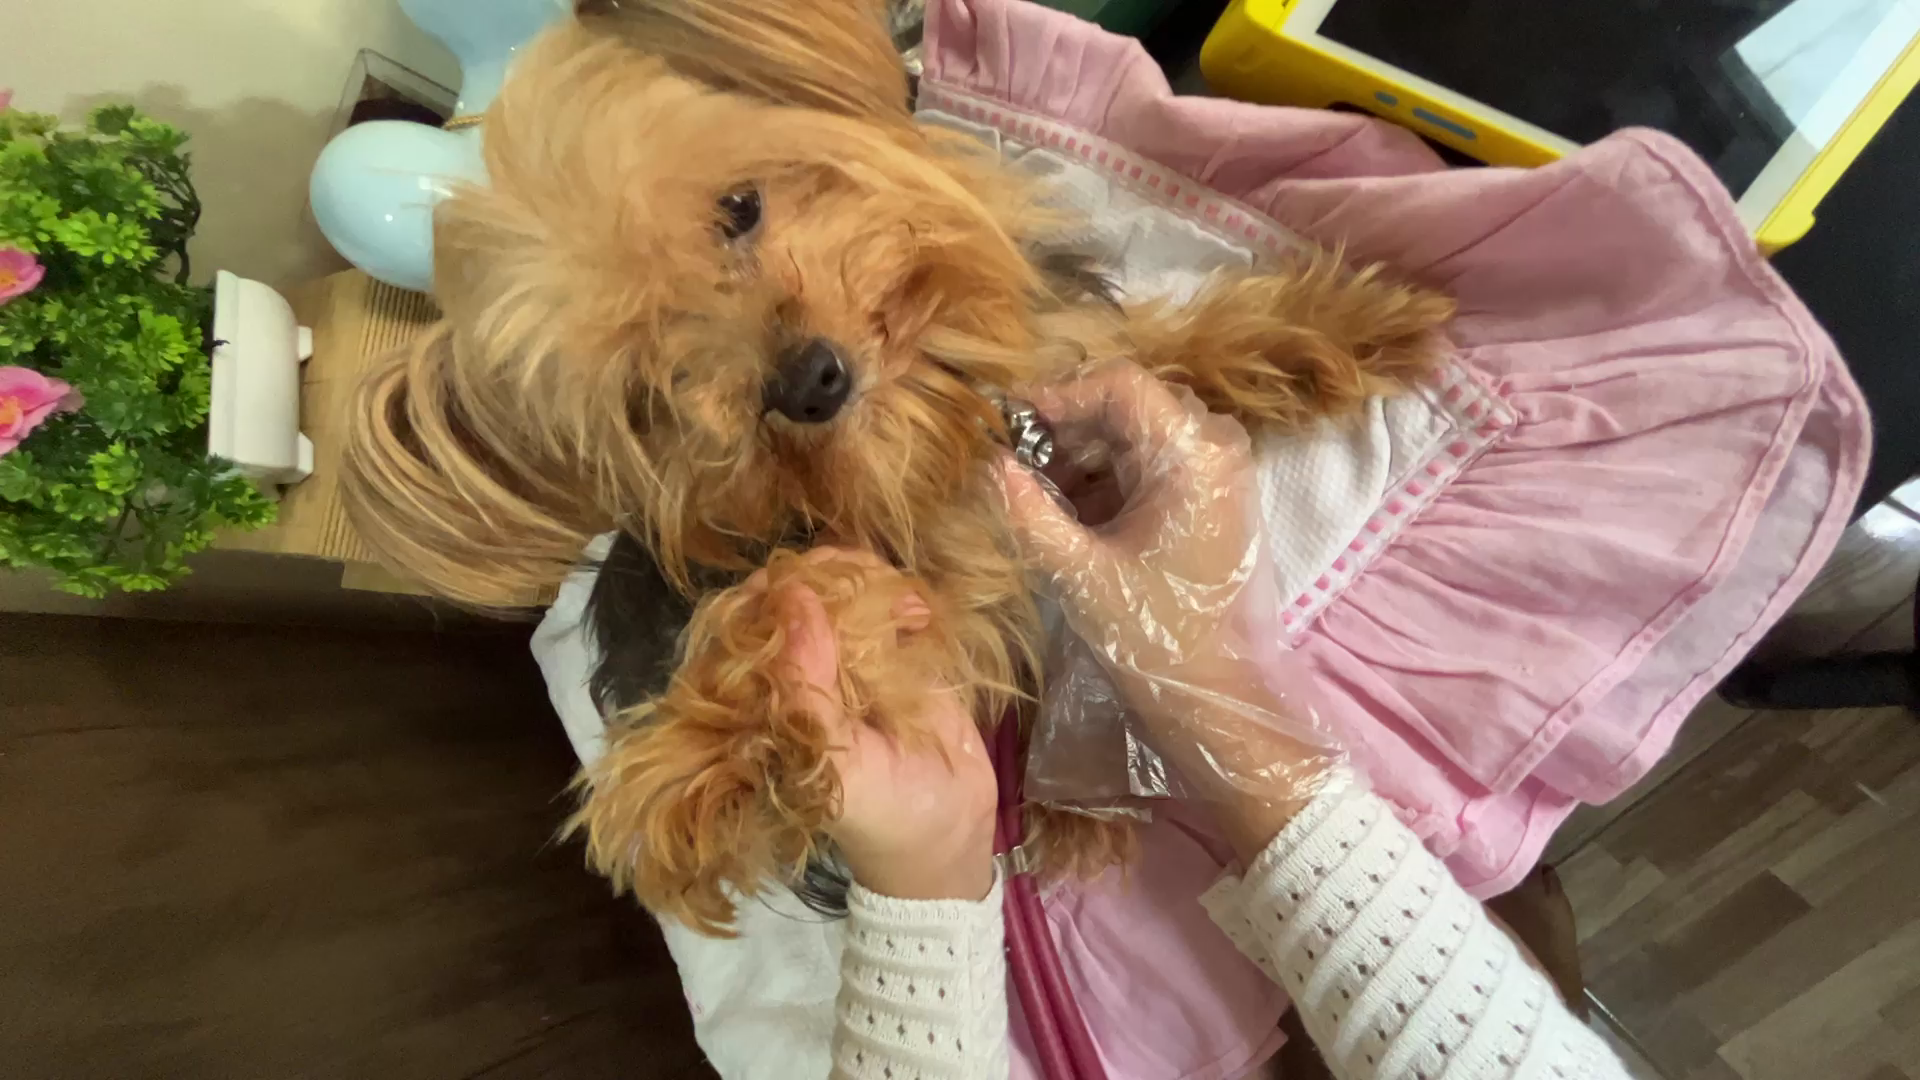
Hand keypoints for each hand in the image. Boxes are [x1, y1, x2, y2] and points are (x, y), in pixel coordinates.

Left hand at [769, 556, 998, 901]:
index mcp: (759, 705)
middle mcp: (793, 676)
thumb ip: (806, 689)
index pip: (741, 631)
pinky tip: (919, 613)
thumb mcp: (837, 763)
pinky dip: (898, 592)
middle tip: (867, 582)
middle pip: (787, 599)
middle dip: (826, 577)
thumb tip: (793, 597)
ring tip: (903, 603)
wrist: (954, 828)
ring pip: (834, 591)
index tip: (812, 585)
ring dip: (865, 578)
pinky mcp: (886, 652)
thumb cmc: (888, 813)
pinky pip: (878, 602)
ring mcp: (840, 659)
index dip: (770, 596)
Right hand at [999, 363, 1345, 858]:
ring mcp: (1214, 474)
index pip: (1120, 384)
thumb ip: (1026, 510)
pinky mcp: (1206, 499)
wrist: (1217, 697)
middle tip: (1015, 466)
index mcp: (1194, 456)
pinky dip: (1102, 481)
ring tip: (1036, 497)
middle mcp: (1214, 449)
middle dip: (1064, 431)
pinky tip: (1067, 515)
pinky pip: (1144, 467)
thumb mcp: (1077, 572)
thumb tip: (985, 461)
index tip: (1008, 426)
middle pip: (1126, 407)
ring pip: (1132, 436)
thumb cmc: (1153, 637)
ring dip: (1079, 457)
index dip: (1057, 396)